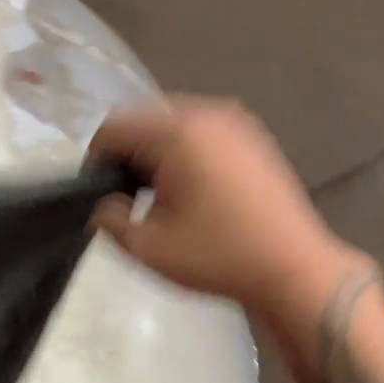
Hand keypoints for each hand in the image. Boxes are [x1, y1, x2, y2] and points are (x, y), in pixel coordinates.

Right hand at [88, 98, 365, 316]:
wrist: (290, 267)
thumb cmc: (215, 256)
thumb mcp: (145, 247)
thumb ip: (109, 219)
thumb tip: (102, 205)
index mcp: (177, 134)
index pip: (114, 127)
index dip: (94, 160)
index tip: (94, 195)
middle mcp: (207, 115)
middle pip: (144, 121)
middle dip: (125, 155)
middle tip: (121, 198)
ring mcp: (235, 124)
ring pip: (172, 126)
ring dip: (153, 155)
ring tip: (151, 198)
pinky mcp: (252, 140)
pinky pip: (200, 135)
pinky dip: (181, 156)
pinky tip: (183, 193)